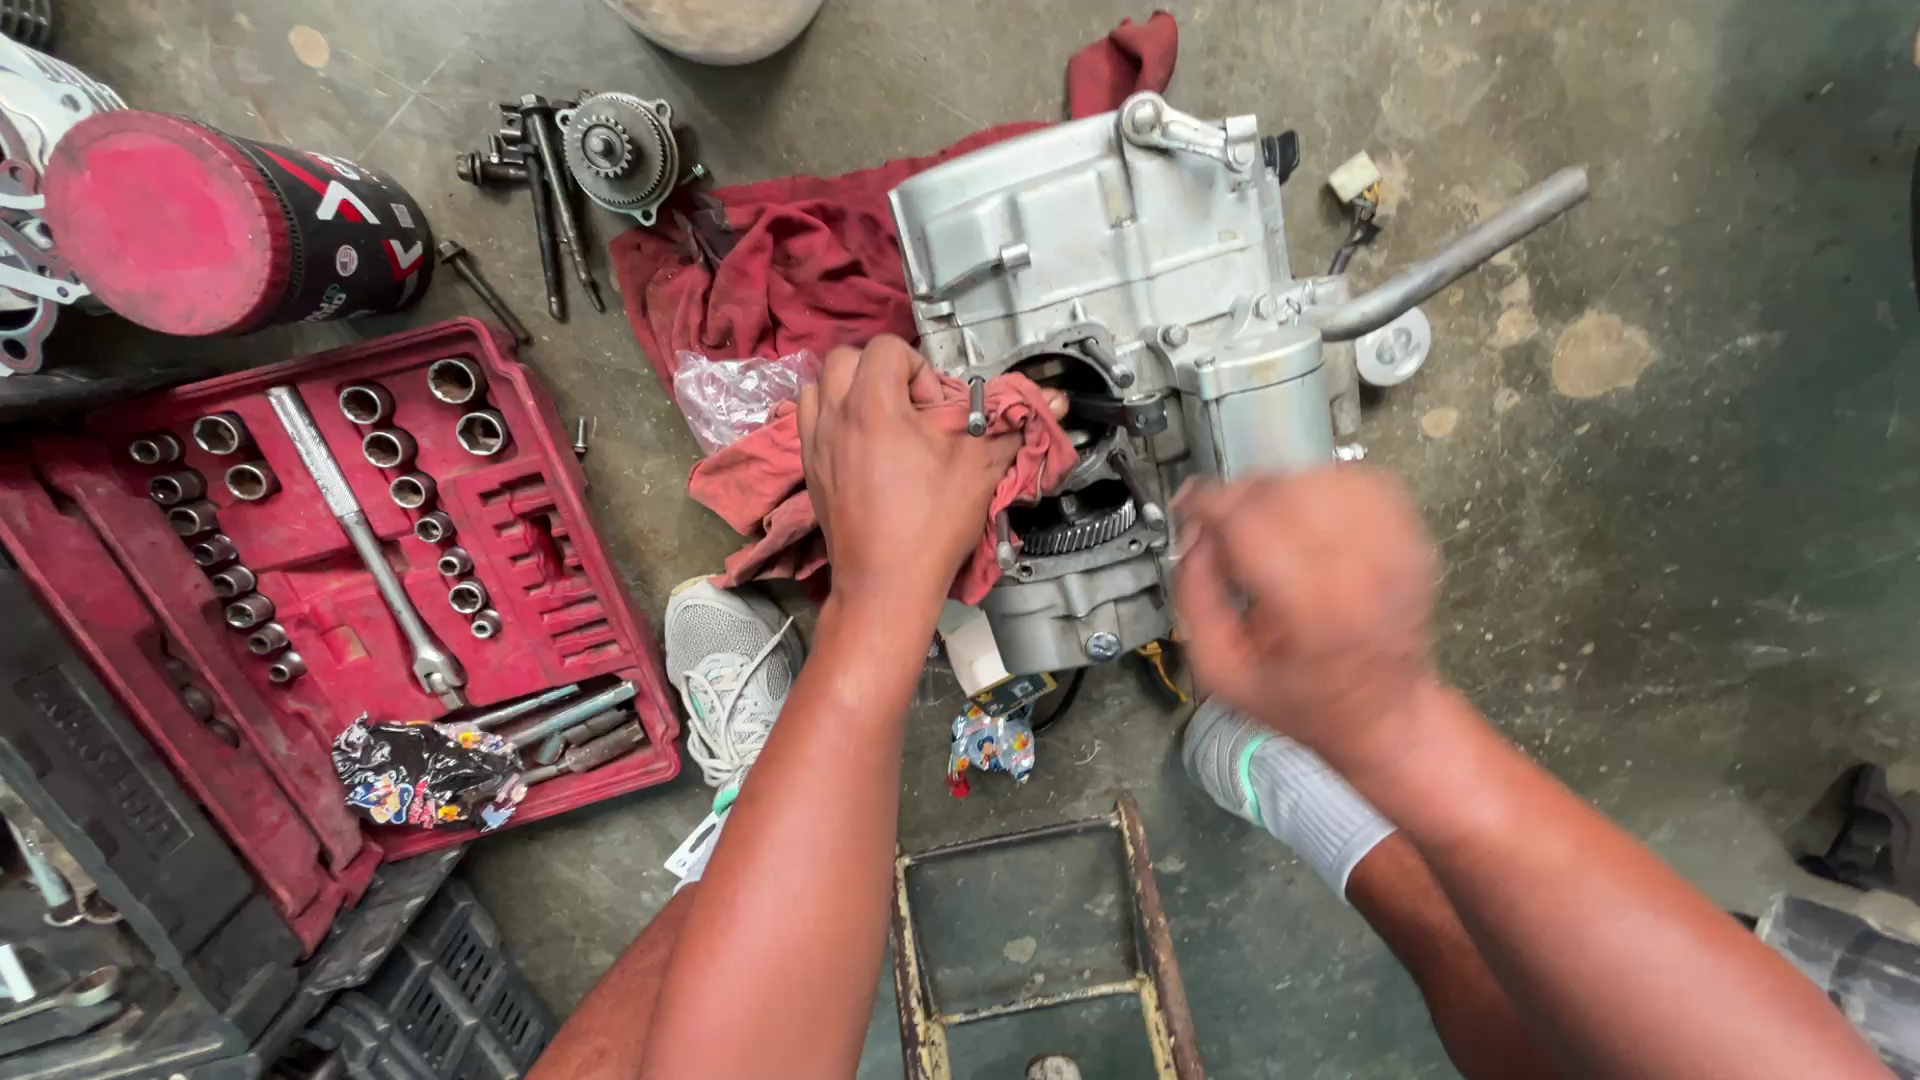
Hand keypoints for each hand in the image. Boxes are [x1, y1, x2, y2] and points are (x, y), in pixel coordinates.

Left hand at [798, 335, 1017, 613]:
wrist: (886, 582)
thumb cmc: (931, 526)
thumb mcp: (980, 468)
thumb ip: (1010, 426)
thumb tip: (1050, 402)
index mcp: (874, 406)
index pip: (888, 348)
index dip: (919, 369)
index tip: (935, 408)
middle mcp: (836, 417)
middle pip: (847, 358)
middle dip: (882, 370)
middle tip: (910, 407)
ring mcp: (816, 443)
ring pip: (819, 385)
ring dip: (850, 389)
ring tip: (882, 420)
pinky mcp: (810, 469)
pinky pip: (808, 420)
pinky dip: (830, 417)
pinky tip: (860, 444)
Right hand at [1173, 465, 1440, 766]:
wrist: (1383, 714)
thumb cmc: (1299, 698)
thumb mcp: (1219, 669)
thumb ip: (1192, 598)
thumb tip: (1195, 535)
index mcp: (1309, 609)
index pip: (1248, 520)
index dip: (1208, 502)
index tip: (1188, 505)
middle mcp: (1360, 572)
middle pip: (1282, 490)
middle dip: (1239, 496)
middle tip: (1224, 523)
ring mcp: (1395, 551)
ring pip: (1321, 477)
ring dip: (1281, 489)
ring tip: (1267, 521)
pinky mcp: (1413, 540)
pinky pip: (1364, 481)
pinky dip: (1326, 484)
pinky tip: (1308, 513)